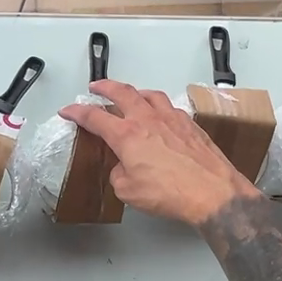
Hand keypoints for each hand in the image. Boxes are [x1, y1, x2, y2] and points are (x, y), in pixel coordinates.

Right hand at [59, 79, 260, 225]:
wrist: (213, 194)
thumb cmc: (172, 193)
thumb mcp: (128, 191)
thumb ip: (119, 174)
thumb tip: (124, 168)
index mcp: (127, 135)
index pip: (94, 116)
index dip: (77, 112)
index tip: (68, 110)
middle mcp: (148, 120)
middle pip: (122, 92)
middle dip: (105, 87)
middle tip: (97, 86)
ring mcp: (172, 119)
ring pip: (149, 95)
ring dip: (135, 91)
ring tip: (131, 94)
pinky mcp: (191, 126)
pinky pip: (171, 107)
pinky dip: (159, 106)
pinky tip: (161, 114)